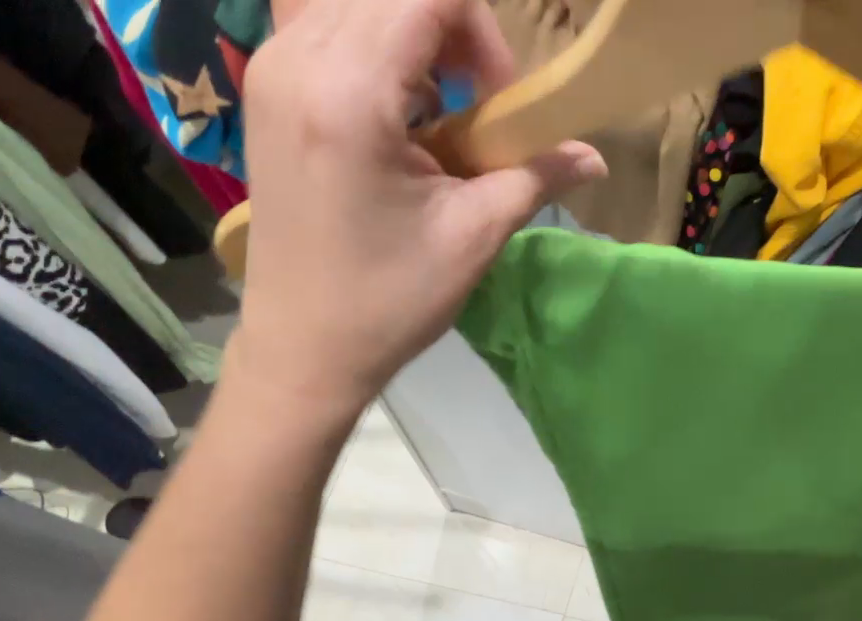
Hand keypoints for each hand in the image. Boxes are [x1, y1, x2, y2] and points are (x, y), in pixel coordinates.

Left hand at [232, 0, 605, 420]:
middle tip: (474, 106)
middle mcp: (297, 59)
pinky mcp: (266, 87)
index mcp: (349, 93)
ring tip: (436, 108)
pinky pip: (325, 23)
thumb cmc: (391, 299)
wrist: (305, 344)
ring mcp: (271, 68)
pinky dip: (375, 48)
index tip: (497, 101)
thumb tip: (595, 157)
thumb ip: (534, 177)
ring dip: (412, 37)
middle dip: (451, 31)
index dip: (482, 32)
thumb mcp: (473, 237)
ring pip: (355, 1)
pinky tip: (396, 112)